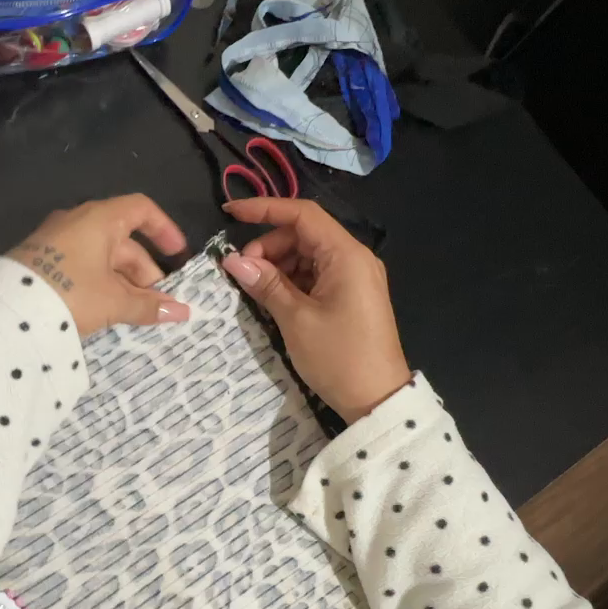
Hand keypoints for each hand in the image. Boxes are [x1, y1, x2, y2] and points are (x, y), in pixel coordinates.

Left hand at [7, 194, 190, 336]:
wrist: (7, 309)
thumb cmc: (70, 293)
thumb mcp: (113, 302)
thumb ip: (148, 306)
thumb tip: (182, 312)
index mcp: (100, 219)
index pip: (141, 210)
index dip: (164, 230)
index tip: (177, 256)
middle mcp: (78, 222)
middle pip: (123, 242)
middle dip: (144, 273)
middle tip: (156, 304)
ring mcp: (57, 240)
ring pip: (102, 257)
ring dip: (123, 283)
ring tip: (133, 313)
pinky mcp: (41, 260)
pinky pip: (81, 266)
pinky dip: (100, 283)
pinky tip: (105, 310)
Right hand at [220, 198, 409, 422]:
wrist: (377, 399)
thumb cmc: (338, 356)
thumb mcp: (296, 320)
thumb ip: (266, 284)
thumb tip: (233, 261)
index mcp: (346, 255)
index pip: (303, 214)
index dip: (265, 209)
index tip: (230, 213)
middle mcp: (353, 258)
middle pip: (303, 234)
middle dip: (268, 246)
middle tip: (242, 273)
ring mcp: (354, 278)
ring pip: (307, 255)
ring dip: (277, 266)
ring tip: (255, 289)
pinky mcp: (350, 296)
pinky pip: (315, 275)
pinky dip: (291, 281)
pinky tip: (273, 298)